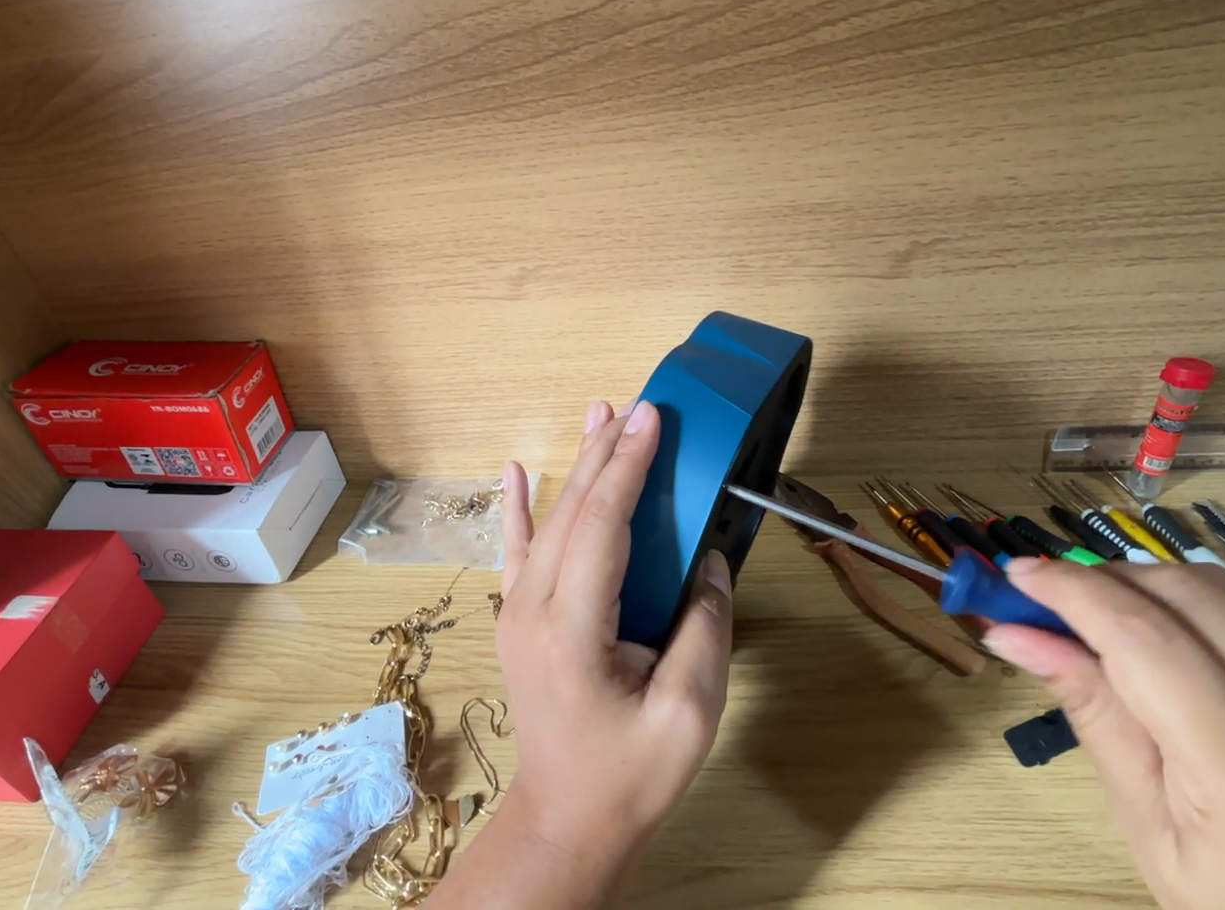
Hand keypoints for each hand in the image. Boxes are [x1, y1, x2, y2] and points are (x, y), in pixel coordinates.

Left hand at [429, 400, 733, 908]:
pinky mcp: (518, 618)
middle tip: (640, 406)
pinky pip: (518, 549)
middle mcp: (533, 608)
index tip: (652, 417)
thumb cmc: (629, 774)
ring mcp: (517, 611)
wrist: (566, 817)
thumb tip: (707, 560)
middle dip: (609, 451)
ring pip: (549, 520)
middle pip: (574, 510)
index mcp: (572, 628)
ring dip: (580, 465)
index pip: (602, 524)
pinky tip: (518, 470)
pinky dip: (519, 506)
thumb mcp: (689, 712)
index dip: (629, 465)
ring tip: (599, 414)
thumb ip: (704, 628)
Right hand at [983, 559, 1224, 909]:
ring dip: (1150, 579)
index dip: (1074, 592)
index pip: (1148, 645)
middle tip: (1048, 589)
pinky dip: (1200, 598)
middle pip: (1192, 600)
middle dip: (1105, 576)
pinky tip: (1165, 620)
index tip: (1017, 574)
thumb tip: (1012, 634)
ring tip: (1100, 603)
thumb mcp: (1148, 831)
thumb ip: (1092, 716)